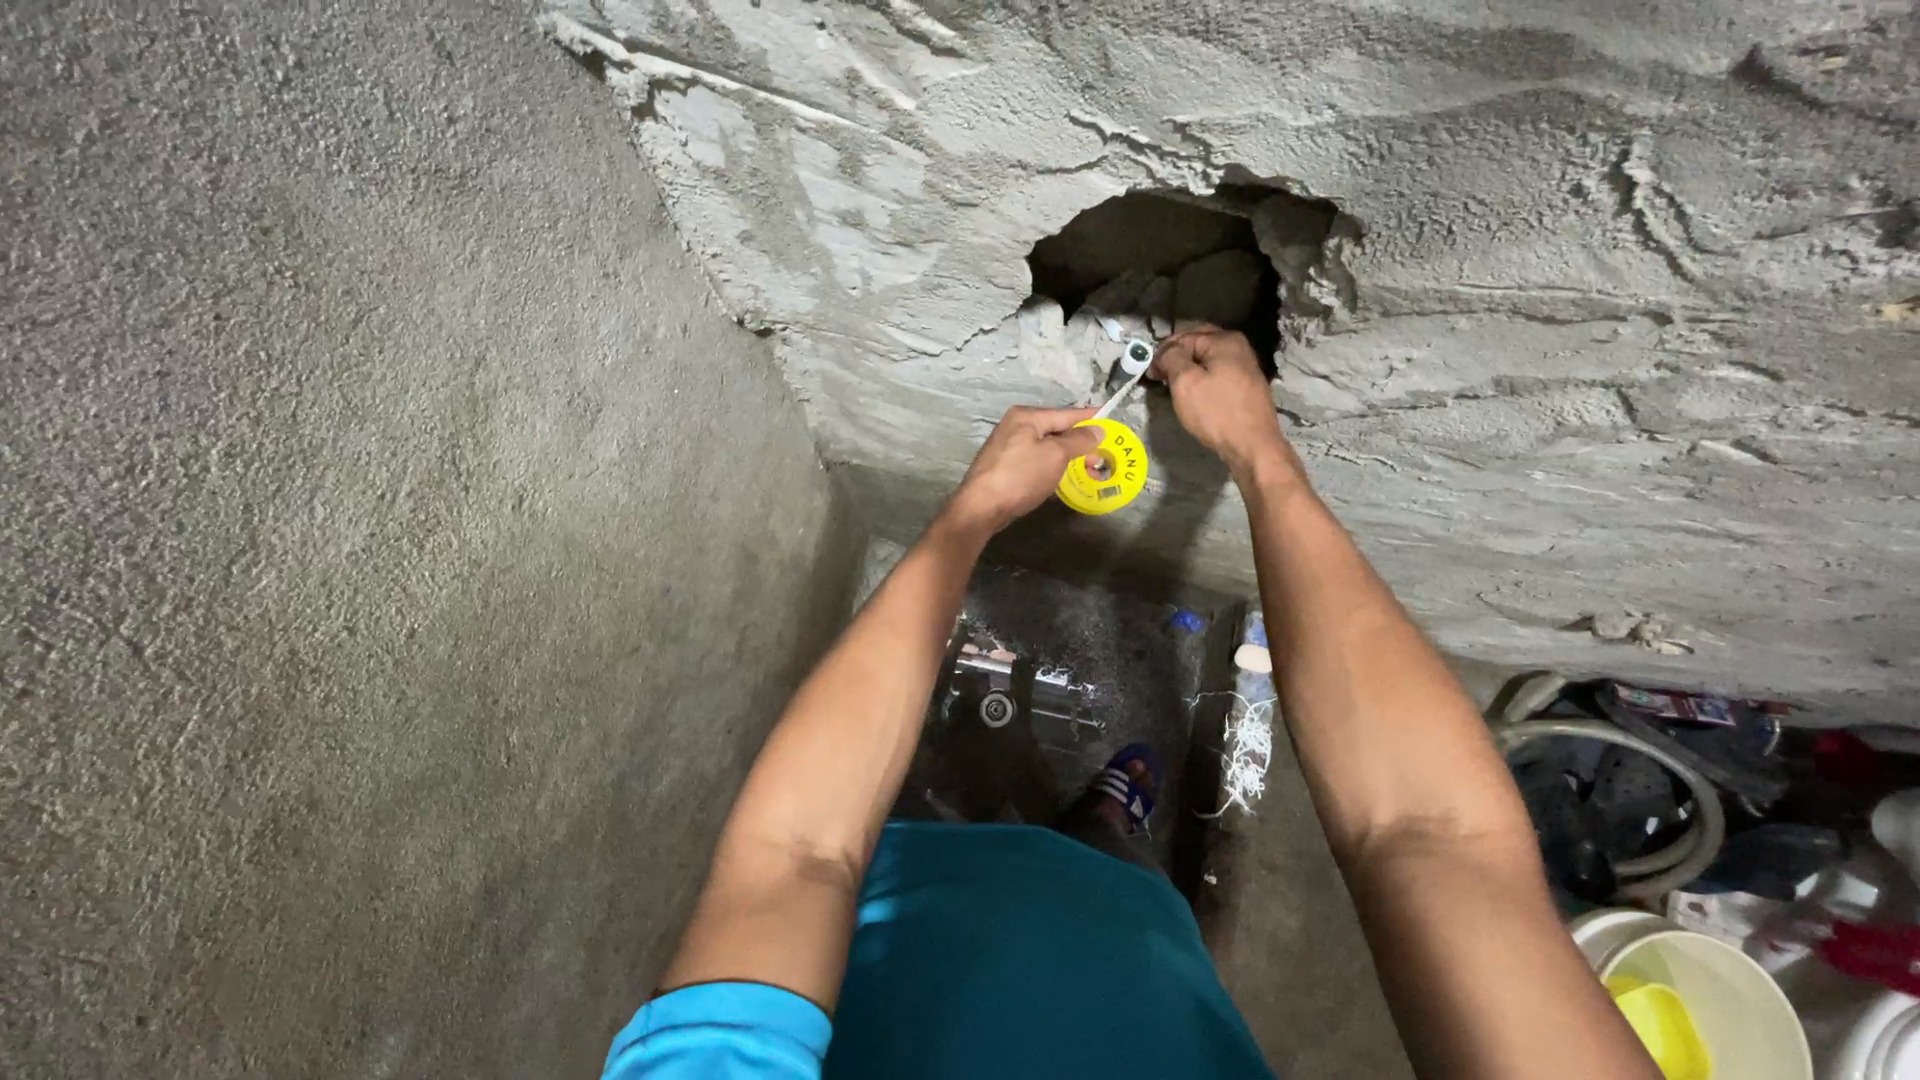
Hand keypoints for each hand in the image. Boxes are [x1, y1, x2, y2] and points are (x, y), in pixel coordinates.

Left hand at [943, 405, 1101, 534]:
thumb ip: (1078, 440)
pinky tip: (1063, 476)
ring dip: (1068, 457)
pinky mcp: (1005, 467)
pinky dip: (1053, 466)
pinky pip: (1036, 460)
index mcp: (1026, 416)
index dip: (1090, 418)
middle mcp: (1015, 426)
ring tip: (1089, 469)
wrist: (981, 507)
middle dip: (1080, 443)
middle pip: (1056, 430)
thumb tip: (1098, 429)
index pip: (1066, 413)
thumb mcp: (1055, 455)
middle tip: (1102, 456)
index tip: (1111, 418)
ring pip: (1046, 447)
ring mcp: (1008, 447)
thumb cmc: (1020, 476)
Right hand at [1150, 325, 1296, 481]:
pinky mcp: (1247, 385)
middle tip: (1159, 374)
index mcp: (1224, 340)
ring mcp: (1246, 365)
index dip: (1162, 352)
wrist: (1252, 444)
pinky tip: (1194, 390)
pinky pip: (1218, 372)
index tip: (1149, 372)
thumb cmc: (1216, 411)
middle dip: (1176, 356)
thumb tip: (1165, 352)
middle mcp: (1238, 346)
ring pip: (1208, 358)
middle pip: (1198, 343)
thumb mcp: (1185, 382)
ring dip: (1188, 367)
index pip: (1183, 337)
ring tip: (1173, 383)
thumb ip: (1171, 358)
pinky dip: (1202, 376)